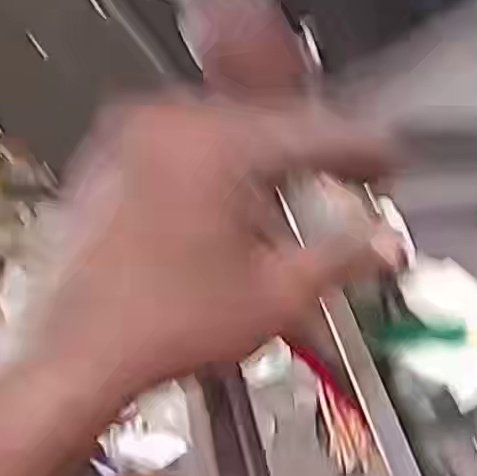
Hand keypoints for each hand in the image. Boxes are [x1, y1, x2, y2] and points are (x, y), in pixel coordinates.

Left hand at [23, 97, 400, 406]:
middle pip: (270, 127)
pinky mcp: (119, 161)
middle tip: (362, 178)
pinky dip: (239, 173)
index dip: (361, 151)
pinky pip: (198, 151)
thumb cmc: (177, 325)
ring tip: (318, 197)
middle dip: (322, 156)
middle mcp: (167, 124)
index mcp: (213, 147)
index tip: (391, 160)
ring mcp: (135, 138)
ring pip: (234, 138)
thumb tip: (390, 244)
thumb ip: (345, 257)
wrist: (85, 351)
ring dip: (281, 166)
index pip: (310, 134)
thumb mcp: (282, 293)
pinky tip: (261, 207)